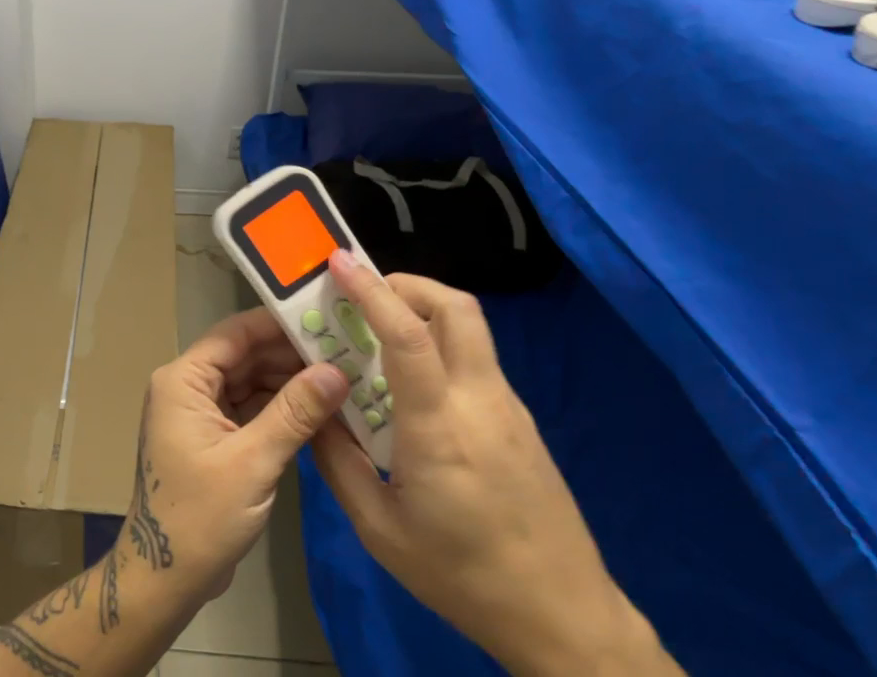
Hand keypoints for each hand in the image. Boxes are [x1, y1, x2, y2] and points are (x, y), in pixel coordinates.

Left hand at [122, 307, 350, 604]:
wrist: (166, 577)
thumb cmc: (201, 515)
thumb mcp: (253, 461)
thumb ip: (295, 412)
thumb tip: (337, 369)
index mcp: (182, 381)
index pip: (234, 334)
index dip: (278, 323)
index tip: (324, 317)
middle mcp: (186, 388)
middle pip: (244, 356)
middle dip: (291, 354)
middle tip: (345, 349)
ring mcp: (199, 414)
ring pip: (249, 382)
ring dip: (289, 382)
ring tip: (342, 376)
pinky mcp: (213, 439)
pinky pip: (249, 409)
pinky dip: (280, 409)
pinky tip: (320, 410)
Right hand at [311, 252, 682, 676]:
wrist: (562, 614)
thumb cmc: (461, 575)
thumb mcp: (379, 529)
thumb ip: (338, 462)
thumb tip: (314, 411)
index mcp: (440, 427)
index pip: (409, 335)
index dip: (373, 291)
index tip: (340, 262)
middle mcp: (481, 401)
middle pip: (456, 309)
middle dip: (407, 285)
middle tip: (363, 296)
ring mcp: (509, 408)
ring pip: (471, 330)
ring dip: (423, 312)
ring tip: (377, 334)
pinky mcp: (521, 422)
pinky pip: (477, 360)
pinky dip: (440, 345)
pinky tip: (411, 384)